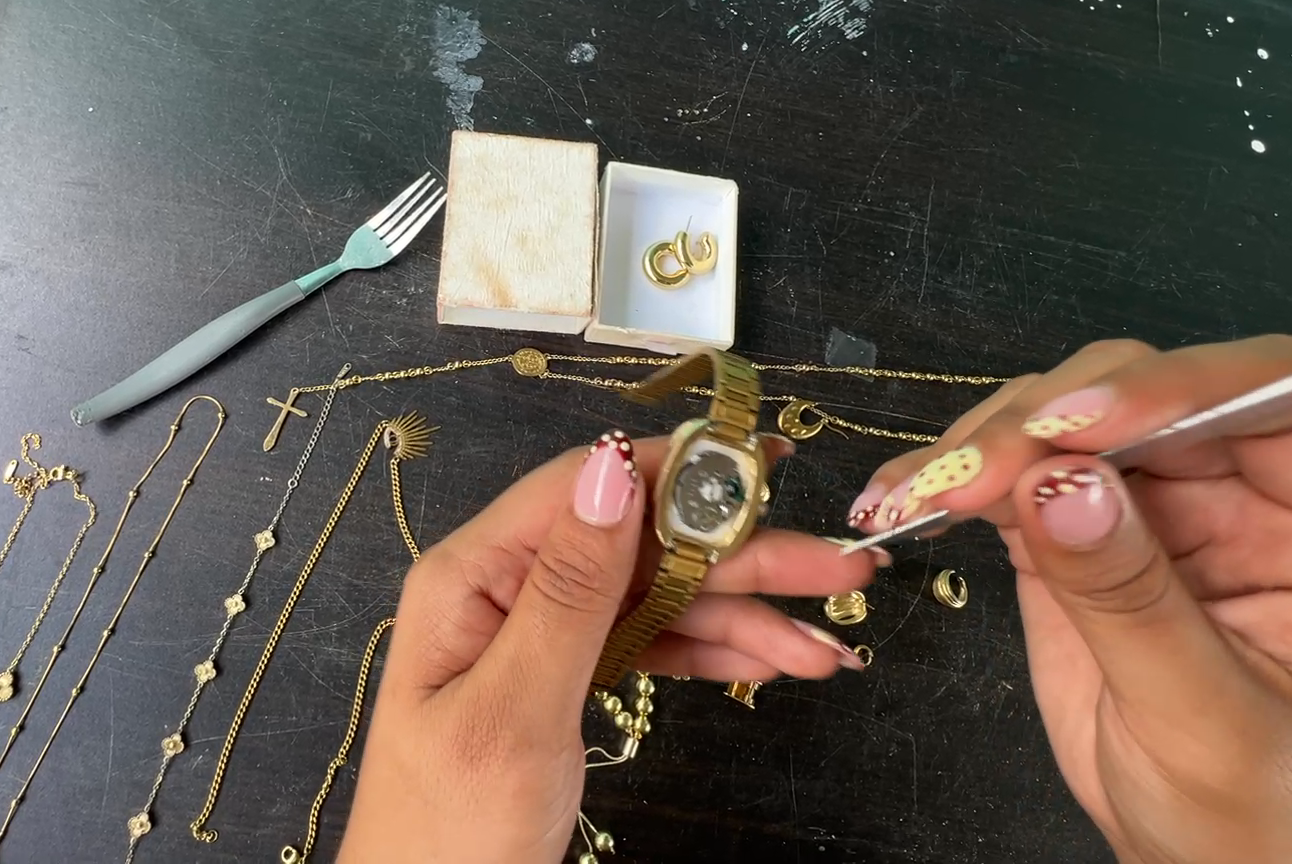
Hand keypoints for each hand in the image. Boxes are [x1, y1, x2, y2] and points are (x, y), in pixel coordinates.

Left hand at [339, 430, 886, 863]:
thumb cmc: (455, 827)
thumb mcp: (512, 710)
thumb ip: (568, 591)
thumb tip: (611, 470)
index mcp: (477, 571)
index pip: (581, 490)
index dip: (669, 470)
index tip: (757, 465)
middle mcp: (512, 582)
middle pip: (635, 545)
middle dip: (735, 555)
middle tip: (836, 566)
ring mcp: (546, 625)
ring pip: (656, 595)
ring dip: (741, 615)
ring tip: (826, 646)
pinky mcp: (573, 666)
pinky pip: (651, 642)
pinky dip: (712, 650)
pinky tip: (772, 660)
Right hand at [849, 337, 1291, 863]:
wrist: (1189, 855)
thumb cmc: (1248, 816)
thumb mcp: (1207, 725)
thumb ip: (1133, 601)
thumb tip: (1053, 482)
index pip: (1281, 400)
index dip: (1182, 386)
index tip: (1073, 425)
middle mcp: (1229, 499)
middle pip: (1135, 394)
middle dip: (1037, 421)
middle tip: (966, 478)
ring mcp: (1136, 505)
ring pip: (1047, 419)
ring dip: (970, 447)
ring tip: (914, 502)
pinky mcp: (1056, 524)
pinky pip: (993, 472)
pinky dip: (935, 480)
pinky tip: (895, 504)